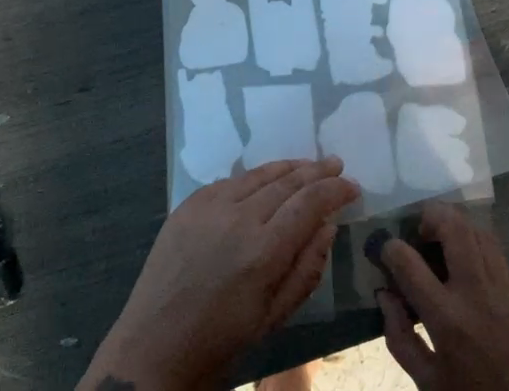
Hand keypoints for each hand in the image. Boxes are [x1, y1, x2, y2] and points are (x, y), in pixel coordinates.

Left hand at [80, 158, 360, 390]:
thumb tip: (327, 226)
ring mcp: (209, 207)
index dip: (334, 190)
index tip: (352, 186)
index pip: (309, 203)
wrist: (156, 343)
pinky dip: (254, 178)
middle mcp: (238, 218)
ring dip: (287, 167)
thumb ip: (307, 268)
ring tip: (307, 165)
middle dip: (316, 172)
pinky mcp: (188, 204)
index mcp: (263, 251)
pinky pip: (229, 181)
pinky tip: (266, 180)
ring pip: (257, 174)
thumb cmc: (223, 338)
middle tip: (336, 164)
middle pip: (286, 182)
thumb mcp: (276, 315)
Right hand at [376, 201, 508, 390]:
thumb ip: (399, 336)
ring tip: (439, 239)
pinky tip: (462, 256)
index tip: (385, 251)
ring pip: (477, 230)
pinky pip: (493, 247)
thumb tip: (384, 295)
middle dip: (429, 216)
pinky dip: (473, 239)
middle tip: (417, 231)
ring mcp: (501, 286)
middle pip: (453, 227)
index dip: (390, 248)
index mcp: (447, 319)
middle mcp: (475, 292)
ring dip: (454, 224)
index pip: (409, 263)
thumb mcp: (427, 381)